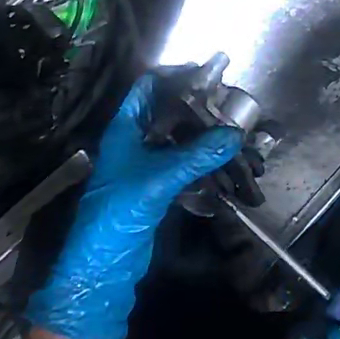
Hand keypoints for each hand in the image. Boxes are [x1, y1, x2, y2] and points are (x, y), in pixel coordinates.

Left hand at [25, 75, 241, 338]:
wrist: (102, 265)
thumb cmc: (118, 211)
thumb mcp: (159, 179)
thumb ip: (197, 155)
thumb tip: (235, 135)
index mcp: (125, 128)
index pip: (148, 87)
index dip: (175, 75)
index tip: (207, 73)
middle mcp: (136, 141)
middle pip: (170, 113)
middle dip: (200, 109)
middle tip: (231, 106)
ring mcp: (147, 165)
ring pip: (181, 141)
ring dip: (207, 139)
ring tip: (237, 135)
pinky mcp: (158, 188)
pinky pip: (186, 166)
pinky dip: (206, 164)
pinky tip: (228, 165)